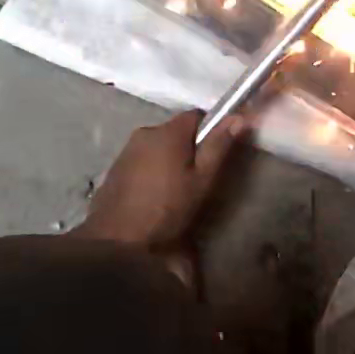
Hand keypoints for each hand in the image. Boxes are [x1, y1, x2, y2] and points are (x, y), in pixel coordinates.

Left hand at [72, 110, 244, 249]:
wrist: (116, 237)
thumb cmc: (166, 208)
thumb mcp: (201, 180)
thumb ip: (218, 147)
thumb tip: (239, 117)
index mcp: (168, 132)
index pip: (196, 115)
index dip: (209, 130)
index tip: (213, 155)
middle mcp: (145, 132)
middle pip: (176, 131)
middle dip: (188, 148)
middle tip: (196, 178)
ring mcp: (127, 149)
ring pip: (158, 146)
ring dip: (169, 159)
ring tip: (175, 190)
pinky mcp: (116, 166)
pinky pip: (142, 159)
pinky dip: (152, 169)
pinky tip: (154, 194)